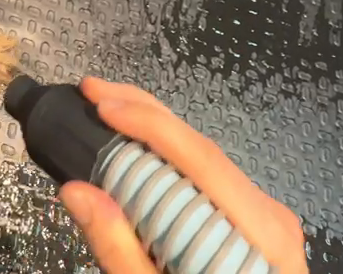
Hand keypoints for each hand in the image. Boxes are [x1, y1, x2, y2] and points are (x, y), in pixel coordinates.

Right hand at [59, 77, 306, 273]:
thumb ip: (122, 252)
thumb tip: (74, 191)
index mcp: (262, 236)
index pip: (202, 159)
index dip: (149, 124)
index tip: (101, 104)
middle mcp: (268, 215)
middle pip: (200, 146)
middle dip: (142, 110)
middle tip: (90, 89)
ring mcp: (262, 217)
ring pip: (200, 153)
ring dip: (150, 125)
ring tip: (104, 105)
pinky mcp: (247, 221)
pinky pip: (202, 173)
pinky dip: (163, 152)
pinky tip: (134, 143)